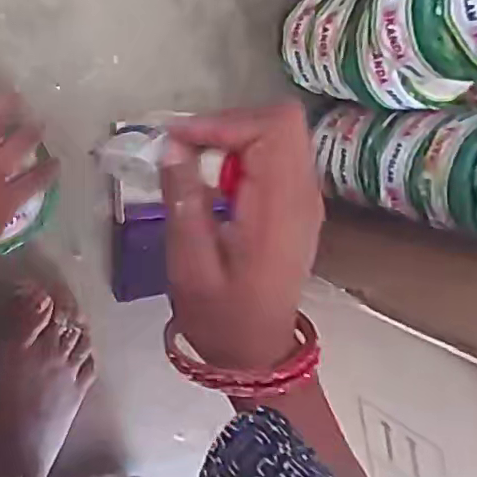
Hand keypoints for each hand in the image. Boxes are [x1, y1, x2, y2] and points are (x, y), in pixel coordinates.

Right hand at [161, 102, 322, 370]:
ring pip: (277, 134)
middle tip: (182, 150)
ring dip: (230, 138)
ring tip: (191, 164)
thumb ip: (183, 199)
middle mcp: (302, 195)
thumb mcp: (189, 262)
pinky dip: (239, 153)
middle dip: (225, 125)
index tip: (177, 142)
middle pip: (279, 122)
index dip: (222, 123)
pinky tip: (211, 180)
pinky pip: (273, 155)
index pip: (271, 128)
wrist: (256, 353)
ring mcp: (303, 198)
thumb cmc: (220, 315)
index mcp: (281, 208)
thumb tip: (174, 145)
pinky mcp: (294, 203)